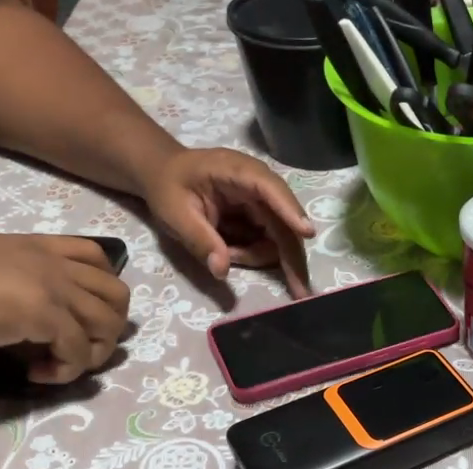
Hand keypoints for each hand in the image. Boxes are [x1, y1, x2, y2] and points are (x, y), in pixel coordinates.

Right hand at [0, 228, 129, 383]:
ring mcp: (52, 287)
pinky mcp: (46, 315)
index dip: (100, 291)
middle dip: (108, 328)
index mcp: (36, 246)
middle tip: (77, 348)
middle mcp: (52, 263)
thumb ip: (16, 282)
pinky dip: (65, 371)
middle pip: (119, 295)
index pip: (98, 257)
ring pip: (110, 325)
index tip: (75, 316)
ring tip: (56, 364)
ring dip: (91, 354)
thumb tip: (31, 316)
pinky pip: (80, 353)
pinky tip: (35, 374)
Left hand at [144, 148, 316, 297]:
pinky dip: (254, 254)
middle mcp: (258, 184)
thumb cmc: (168, 187)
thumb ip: (199, 240)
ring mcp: (264, 202)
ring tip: (225, 255)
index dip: (289, 210)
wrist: (165, 175)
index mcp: (235, 171)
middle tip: (300, 293)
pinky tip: (232, 252)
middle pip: (285, 222)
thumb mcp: (174, 214)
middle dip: (291, 258)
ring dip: (258, 256)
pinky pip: (271, 243)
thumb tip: (221, 270)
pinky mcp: (264, 216)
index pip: (268, 188)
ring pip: (281, 238)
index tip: (307, 233)